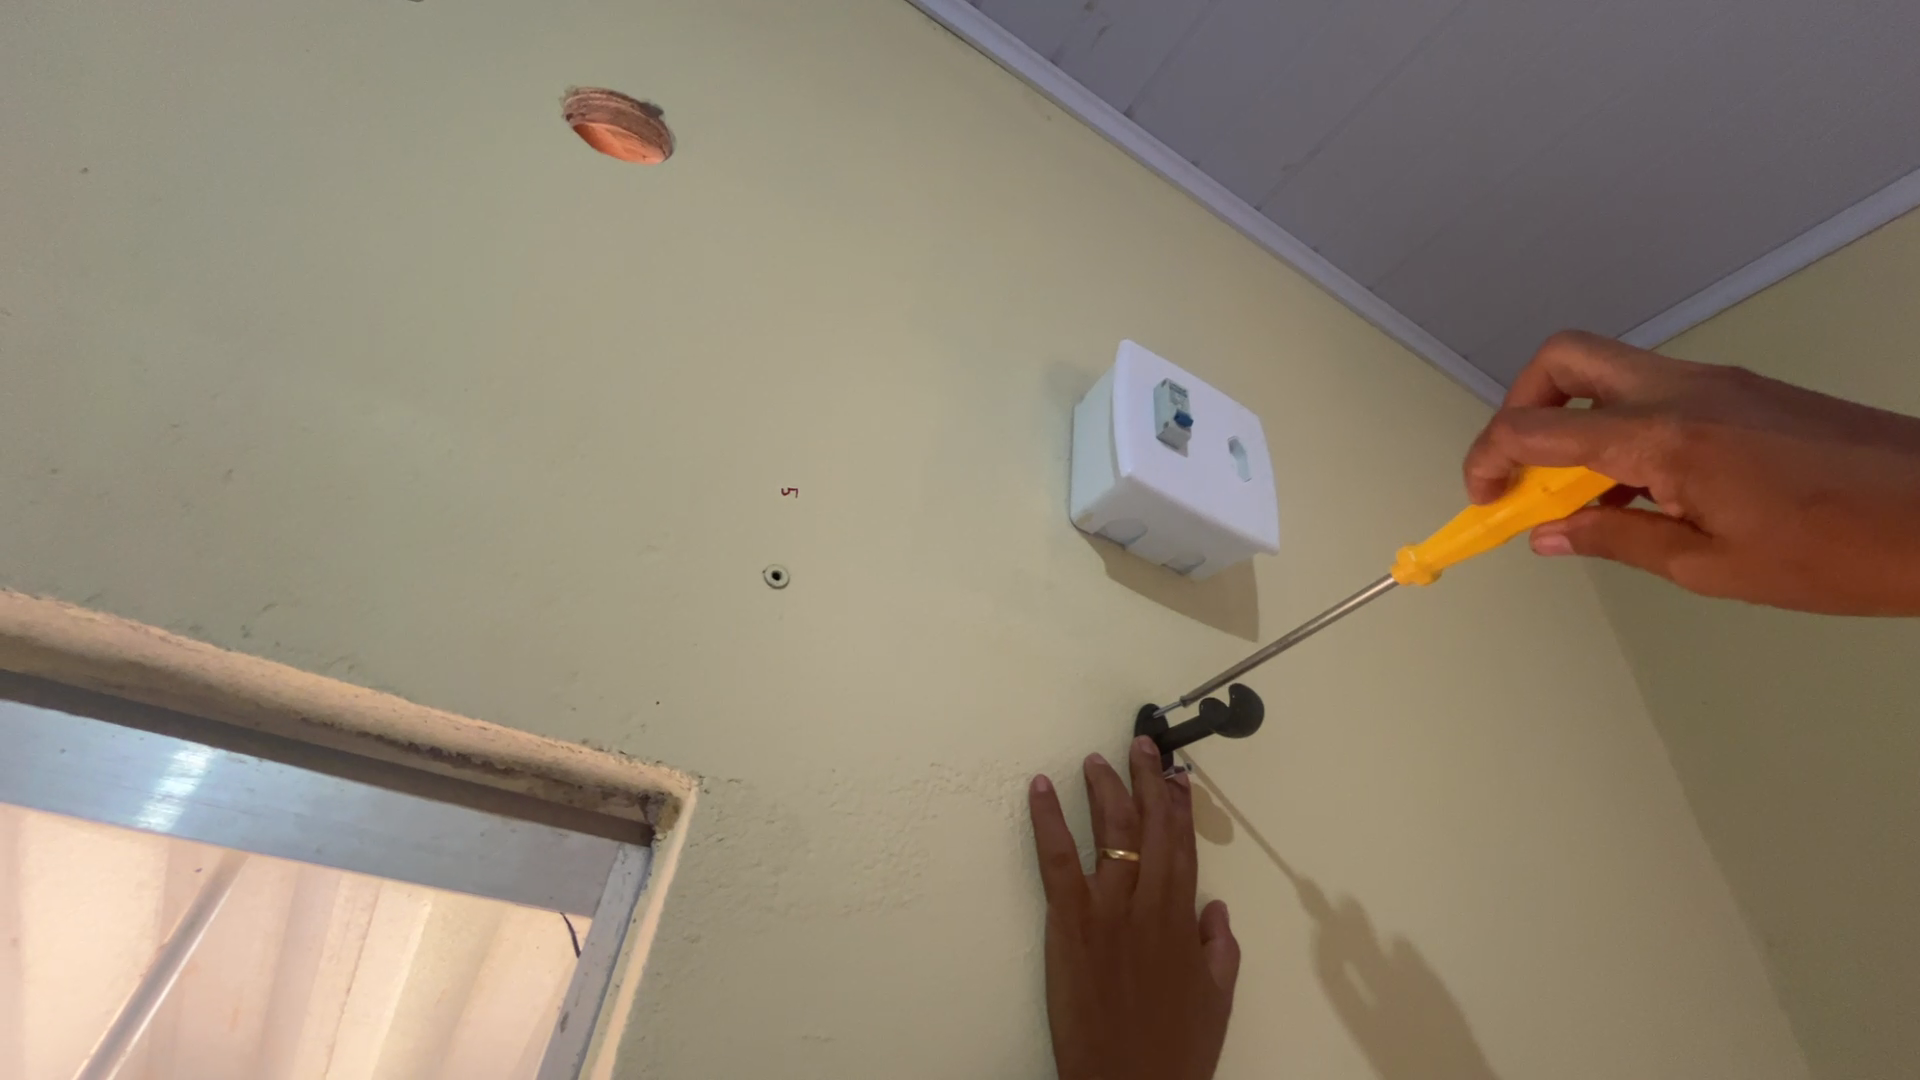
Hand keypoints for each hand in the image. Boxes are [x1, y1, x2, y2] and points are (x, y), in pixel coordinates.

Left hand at [1028, 736, 1239, 1079]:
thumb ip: (1220, 949)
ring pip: (1113, 833)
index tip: (1178, 775)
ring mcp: (1110, 907)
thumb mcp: (1217, 1001)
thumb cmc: (1174, 1049)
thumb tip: (1217, 907)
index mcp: (1184, 919)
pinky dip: (1049, 819)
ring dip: (1106, 789)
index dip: (1181, 807)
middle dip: (1148, 781)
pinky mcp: (1071, 919)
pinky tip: (1041, 787)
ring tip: (1097, 759)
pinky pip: (1059, 858)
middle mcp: (1151, 903)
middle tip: (1141, 744)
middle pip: (1152, 828)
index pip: (1185, 847)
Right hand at [1463, 330, 1919, 614]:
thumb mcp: (1708, 566)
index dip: (1485, 461)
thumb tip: (1547, 533)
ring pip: (1603, 370)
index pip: (1530, 427)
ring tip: (1579, 488)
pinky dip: (1613, 426)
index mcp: (1662, 436)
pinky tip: (1636, 484)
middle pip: (1560, 360)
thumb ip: (1612, 539)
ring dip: (1567, 420)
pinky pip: (1647, 390)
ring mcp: (1715, 383)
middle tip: (1522, 465)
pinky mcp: (1742, 391)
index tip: (1486, 502)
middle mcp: (1681, 391)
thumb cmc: (1842, 552)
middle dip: (1518, 408)